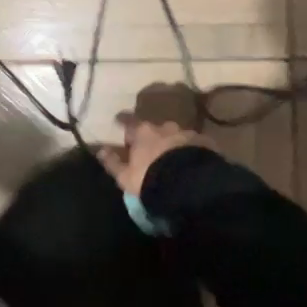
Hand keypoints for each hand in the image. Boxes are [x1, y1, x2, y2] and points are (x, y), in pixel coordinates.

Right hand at [96, 115, 214, 196]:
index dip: (123, 121)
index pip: (129, 122)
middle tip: (150, 147)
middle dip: (152, 135)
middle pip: (155, 128)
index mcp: (143, 132)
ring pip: (176, 136)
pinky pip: (194, 145)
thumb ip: (113, 162)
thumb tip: (100, 150)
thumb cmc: (151, 179)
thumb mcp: (126, 177)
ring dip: (172, 143)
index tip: (118, 120)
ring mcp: (187, 133)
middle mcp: (165, 127)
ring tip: (173, 157)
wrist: (190, 186)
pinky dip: (190, 151)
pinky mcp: (206, 144)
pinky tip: (191, 163)